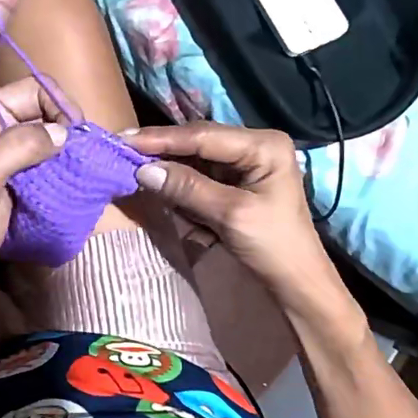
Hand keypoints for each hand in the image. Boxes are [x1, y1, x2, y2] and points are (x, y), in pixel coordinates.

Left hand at [0, 0, 67, 278]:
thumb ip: (18, 147)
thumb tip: (62, 132)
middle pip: (29, 88)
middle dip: (55, 102)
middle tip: (74, 132)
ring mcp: (2, 141)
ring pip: (44, 118)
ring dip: (63, 130)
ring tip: (77, 150)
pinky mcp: (18, 167)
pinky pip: (48, 145)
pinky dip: (65, 148)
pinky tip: (80, 156)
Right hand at [126, 122, 343, 306]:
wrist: (296, 282)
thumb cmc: (273, 245)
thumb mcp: (230, 215)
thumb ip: (187, 188)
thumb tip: (143, 170)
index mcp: (263, 145)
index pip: (203, 135)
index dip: (162, 138)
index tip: (125, 141)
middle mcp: (255, 145)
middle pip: (197, 142)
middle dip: (162, 149)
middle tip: (122, 150)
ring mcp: (244, 164)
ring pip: (195, 159)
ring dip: (168, 166)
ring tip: (133, 166)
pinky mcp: (234, 183)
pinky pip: (199, 176)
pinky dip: (179, 183)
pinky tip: (157, 183)